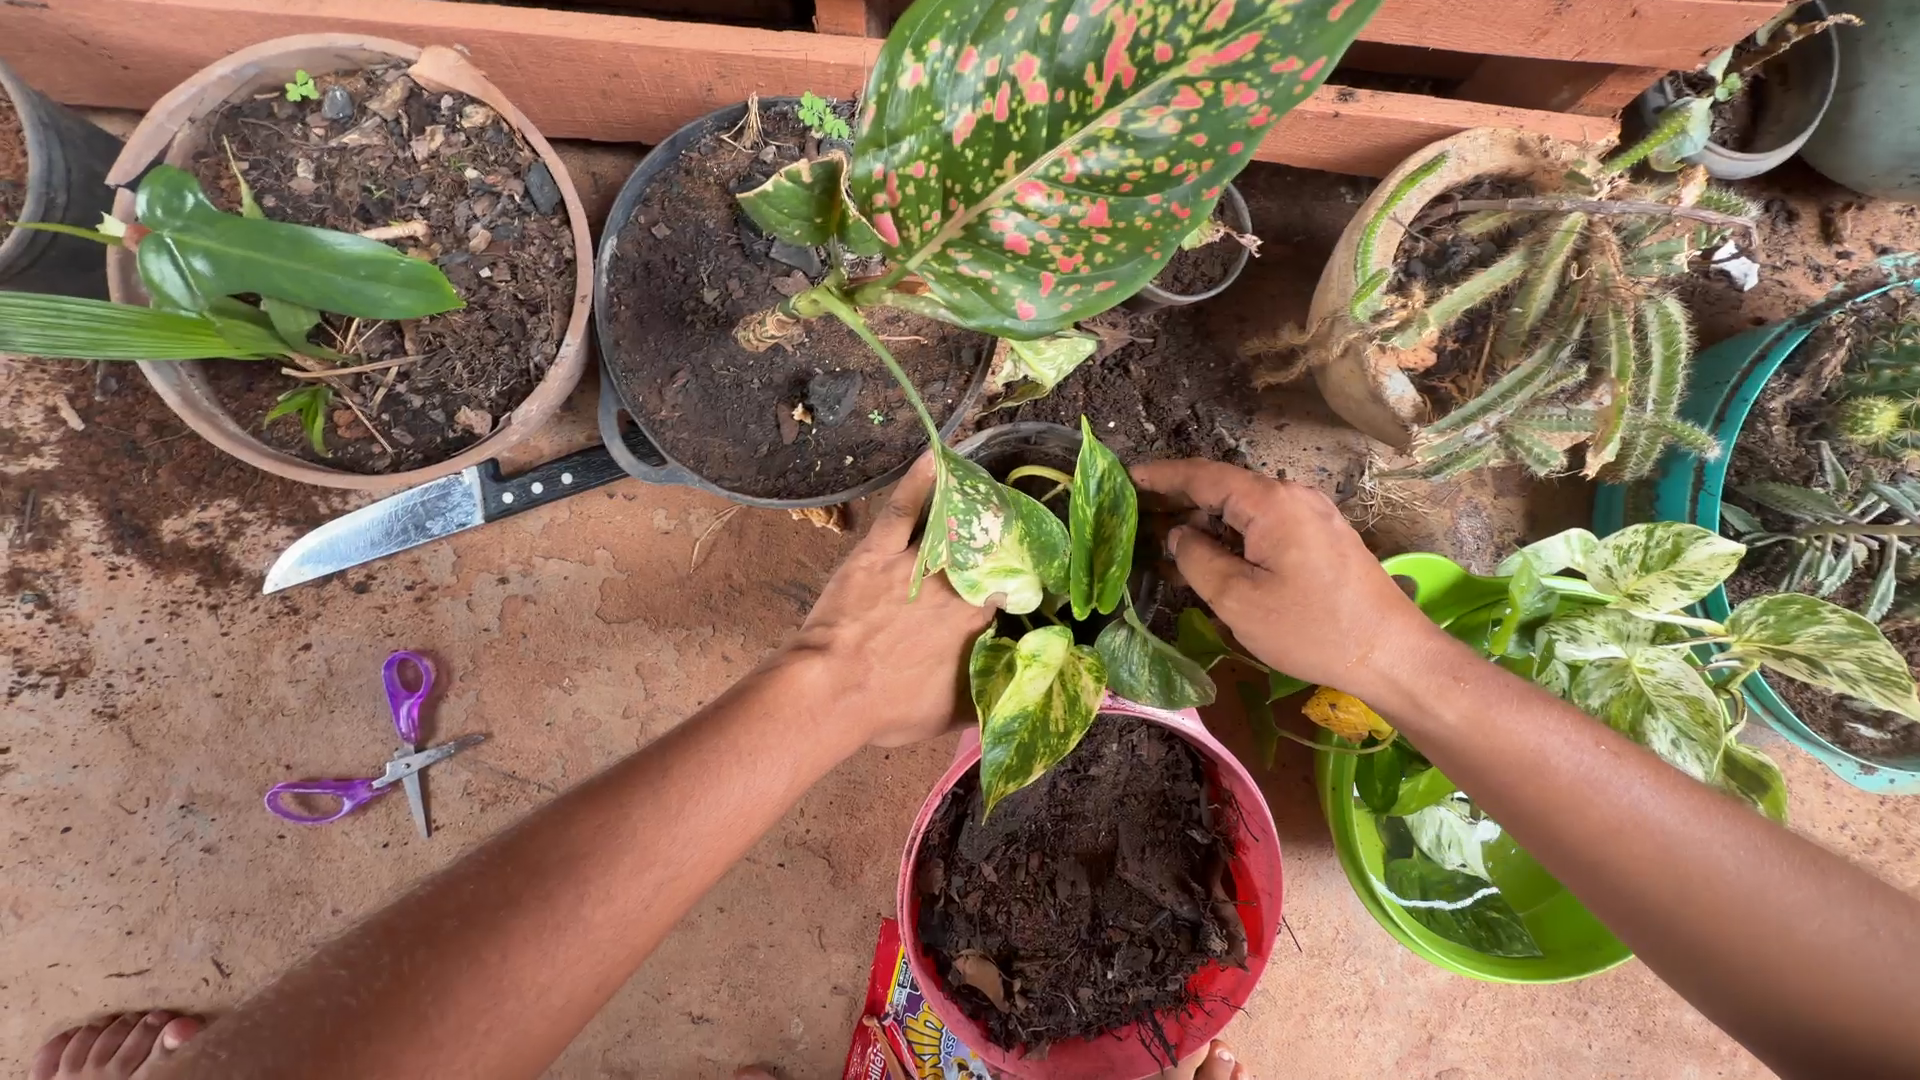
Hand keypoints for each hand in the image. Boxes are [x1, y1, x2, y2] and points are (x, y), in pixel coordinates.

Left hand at [783, 454, 997, 746]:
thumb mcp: (951, 715)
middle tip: (1012, 527)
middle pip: (983, 554)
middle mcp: (952, 585)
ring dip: (969, 506)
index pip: (1005, 593)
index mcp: (972, 621)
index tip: (1021, 581)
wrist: (833, 690)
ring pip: (949, 526)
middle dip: (999, 540)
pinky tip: (935, 458)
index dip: (1014, 585)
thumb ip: (987, 697)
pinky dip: (918, 482)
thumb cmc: (890, 707)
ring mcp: (915, 563)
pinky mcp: (879, 552)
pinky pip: (901, 510)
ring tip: (986, 488)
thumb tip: (1018, 690)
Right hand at [1131, 459, 1439, 700]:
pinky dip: (1233, 532)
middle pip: (1224, 487)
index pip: (1204, 476)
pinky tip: (1213, 554)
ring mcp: (1312, 514)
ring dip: (1206, 519)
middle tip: (1138, 512)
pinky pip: (1266, 523)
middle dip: (1179, 498)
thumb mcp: (1237, 600)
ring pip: (1245, 507)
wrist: (1392, 655)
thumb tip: (1179, 536)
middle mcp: (1293, 496)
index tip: (1128, 476)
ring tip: (1167, 537)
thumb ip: (1198, 560)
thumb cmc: (1311, 629)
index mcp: (1270, 503)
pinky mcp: (1322, 536)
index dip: (1162, 475)